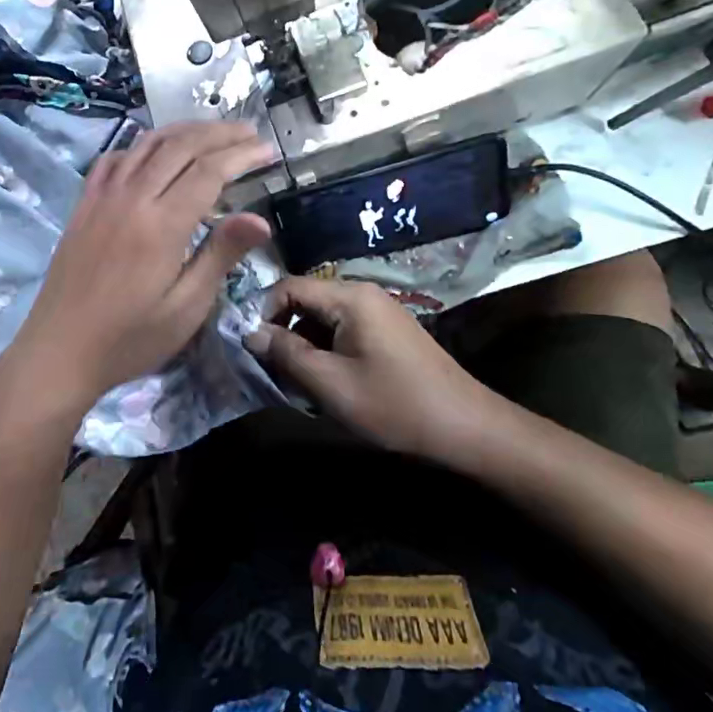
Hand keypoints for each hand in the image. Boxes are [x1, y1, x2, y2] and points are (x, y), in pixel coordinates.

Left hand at [6, 122, 276, 402]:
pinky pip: (114, 159)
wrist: (57, 354)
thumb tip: (261, 219)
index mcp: (161, 225)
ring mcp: (102, 198)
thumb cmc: (129, 339)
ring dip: (184, 131)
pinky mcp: (83, 206)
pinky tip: (153, 152)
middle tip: (249, 131)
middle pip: (180, 146)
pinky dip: (141, 145)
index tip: (267, 149)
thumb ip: (221, 255)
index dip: (241, 155)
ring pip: (147, 144)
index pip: (209, 171)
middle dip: (219, 133)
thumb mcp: (186, 307)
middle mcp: (131, 199)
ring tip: (213, 131)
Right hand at [244, 277, 503, 460]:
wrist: (462, 425)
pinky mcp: (388, 331)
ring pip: (323, 318)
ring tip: (299, 384)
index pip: (289, 285)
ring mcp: (379, 311)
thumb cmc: (393, 404)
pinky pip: (344, 330)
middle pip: (306, 300)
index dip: (263, 313)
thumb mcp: (330, 384)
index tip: (252, 350)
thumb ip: (287, 353)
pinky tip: (328, 383)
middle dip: (284, 332)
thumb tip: (250, 332)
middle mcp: (364, 294)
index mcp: (351, 297)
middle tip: (274, 372)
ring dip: (304, 345)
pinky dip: (327, 350)